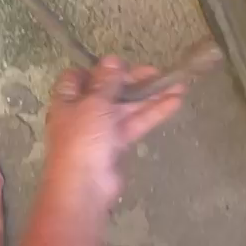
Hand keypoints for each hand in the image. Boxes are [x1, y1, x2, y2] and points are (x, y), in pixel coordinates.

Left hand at [43, 56, 184, 205]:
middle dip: (132, 81)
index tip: (121, 64)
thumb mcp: (94, 104)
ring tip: (177, 85)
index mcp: (67, 100)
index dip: (99, 69)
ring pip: (126, 107)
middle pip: (108, 91)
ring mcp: (101, 130)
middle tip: (157, 73)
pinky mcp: (117, 145)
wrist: (85, 186)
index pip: (78, 77)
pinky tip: (175, 102)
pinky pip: (135, 124)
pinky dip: (153, 113)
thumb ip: (107, 81)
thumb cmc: (82, 139)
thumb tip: (112, 59)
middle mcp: (82, 112)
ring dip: (150, 96)